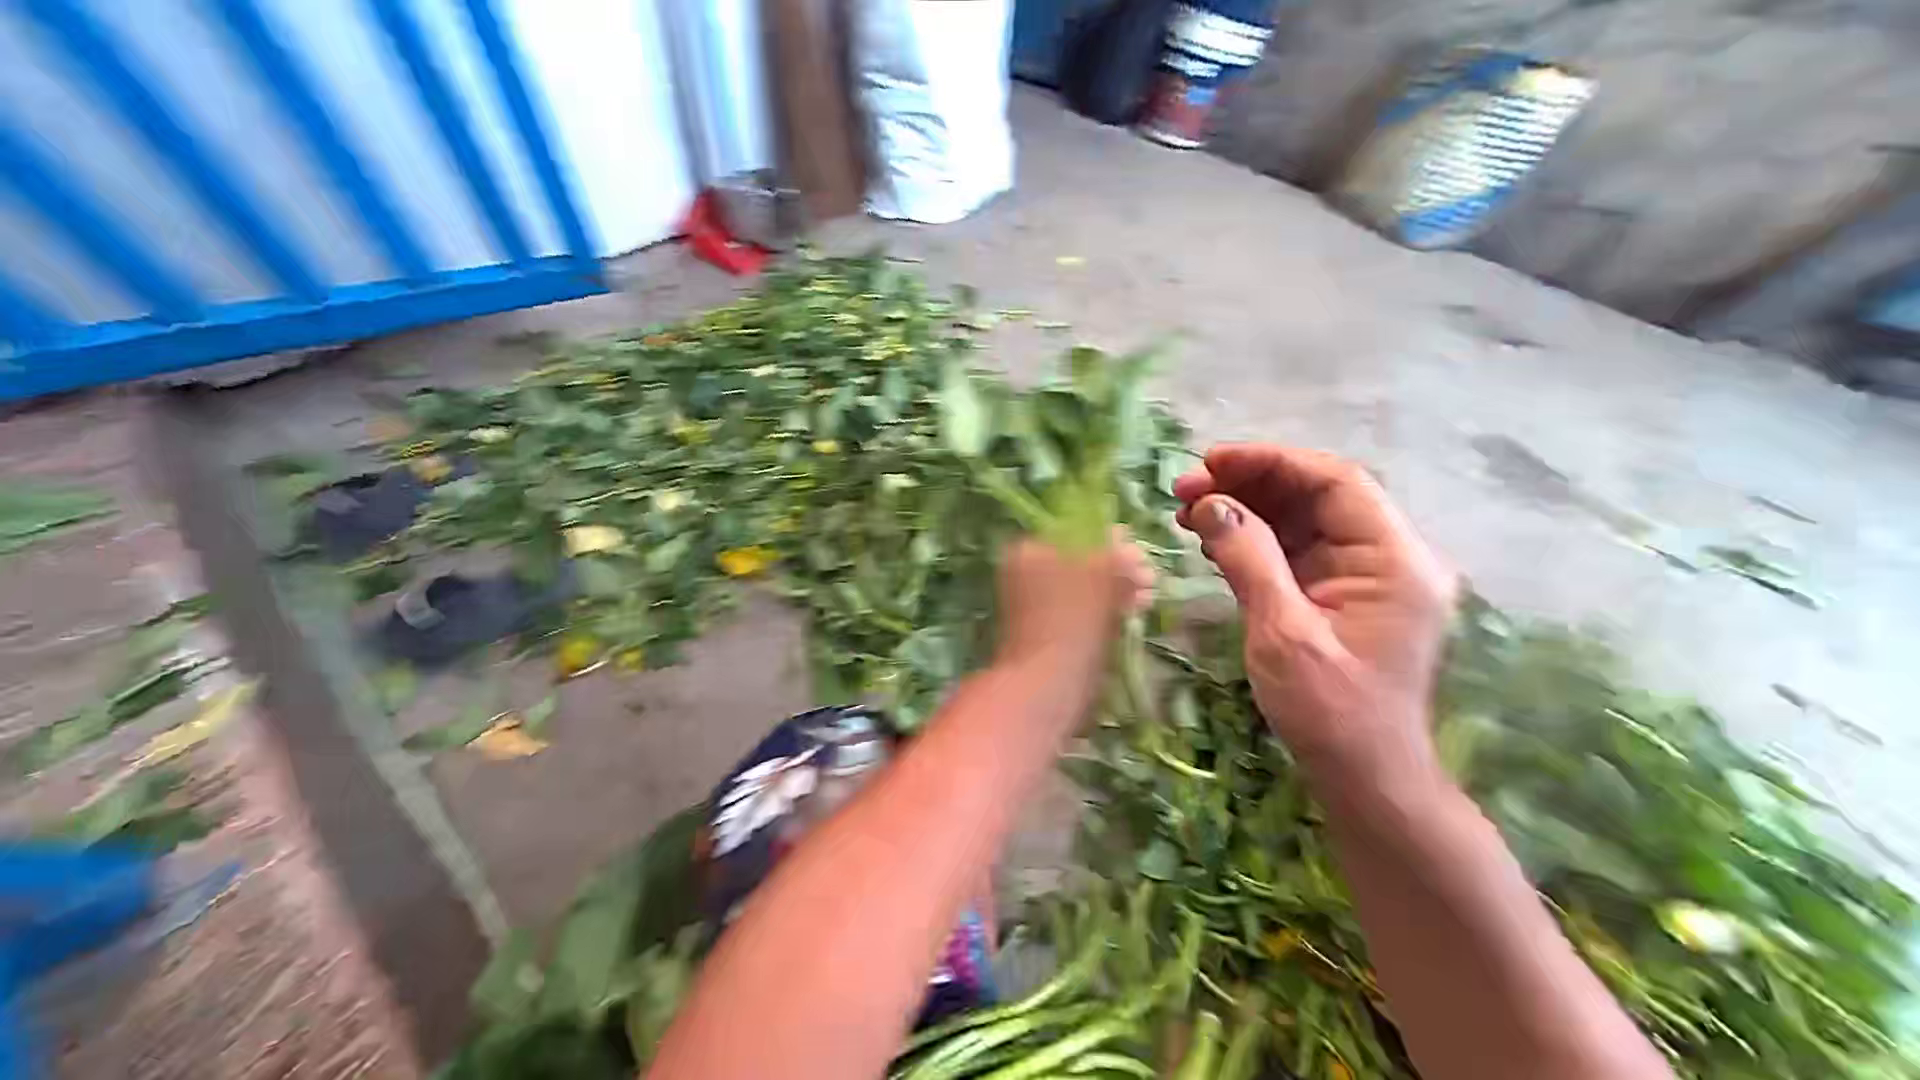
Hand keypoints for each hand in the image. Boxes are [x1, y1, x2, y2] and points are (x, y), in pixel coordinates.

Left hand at [993, 532, 1152, 671]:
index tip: (1139, 553)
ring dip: (1118, 590)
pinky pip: (1083, 612)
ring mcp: (1037, 606)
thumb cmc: (1071, 621)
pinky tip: (1136, 611)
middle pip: (1081, 562)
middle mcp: (1026, 575)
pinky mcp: (1050, 633)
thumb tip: (1122, 535)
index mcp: (1028, 551)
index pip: (1074, 535)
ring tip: (1147, 598)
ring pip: (1085, 589)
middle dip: (1118, 569)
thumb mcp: (1099, 576)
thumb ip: (1113, 555)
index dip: (1109, 542)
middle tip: (1149, 578)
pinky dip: (1107, 611)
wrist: (1049, 685)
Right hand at [1174, 444, 1455, 789]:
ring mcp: (1362, 575)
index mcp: (1394, 560)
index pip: (1336, 482)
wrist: (1364, 777)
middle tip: (1183, 487)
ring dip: (1243, 508)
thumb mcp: (1283, 634)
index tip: (1211, 462)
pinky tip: (1209, 537)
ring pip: (1299, 518)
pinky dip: (1250, 538)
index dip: (1272, 462)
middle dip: (1248, 484)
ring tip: (1185, 509)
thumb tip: (1210, 504)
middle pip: (1315, 494)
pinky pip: (1292, 548)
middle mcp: (1386, 556)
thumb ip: (1249, 560)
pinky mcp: (1336, 593)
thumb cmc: (1331, 712)